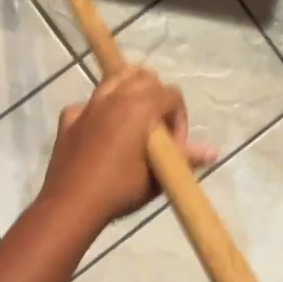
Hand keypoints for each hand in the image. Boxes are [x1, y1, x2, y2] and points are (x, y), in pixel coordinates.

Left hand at [40, 66, 216, 225]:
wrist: (72, 203)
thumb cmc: (121, 189)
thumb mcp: (159, 176)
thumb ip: (186, 158)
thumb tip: (213, 151)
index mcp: (141, 106)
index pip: (172, 95)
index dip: (180, 119)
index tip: (175, 145)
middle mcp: (116, 96)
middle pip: (145, 78)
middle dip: (157, 98)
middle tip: (157, 130)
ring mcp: (89, 104)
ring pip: (115, 80)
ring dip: (129, 93)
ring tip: (133, 123)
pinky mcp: (69, 117)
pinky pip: (88, 104)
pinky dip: (98, 113)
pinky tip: (100, 134)